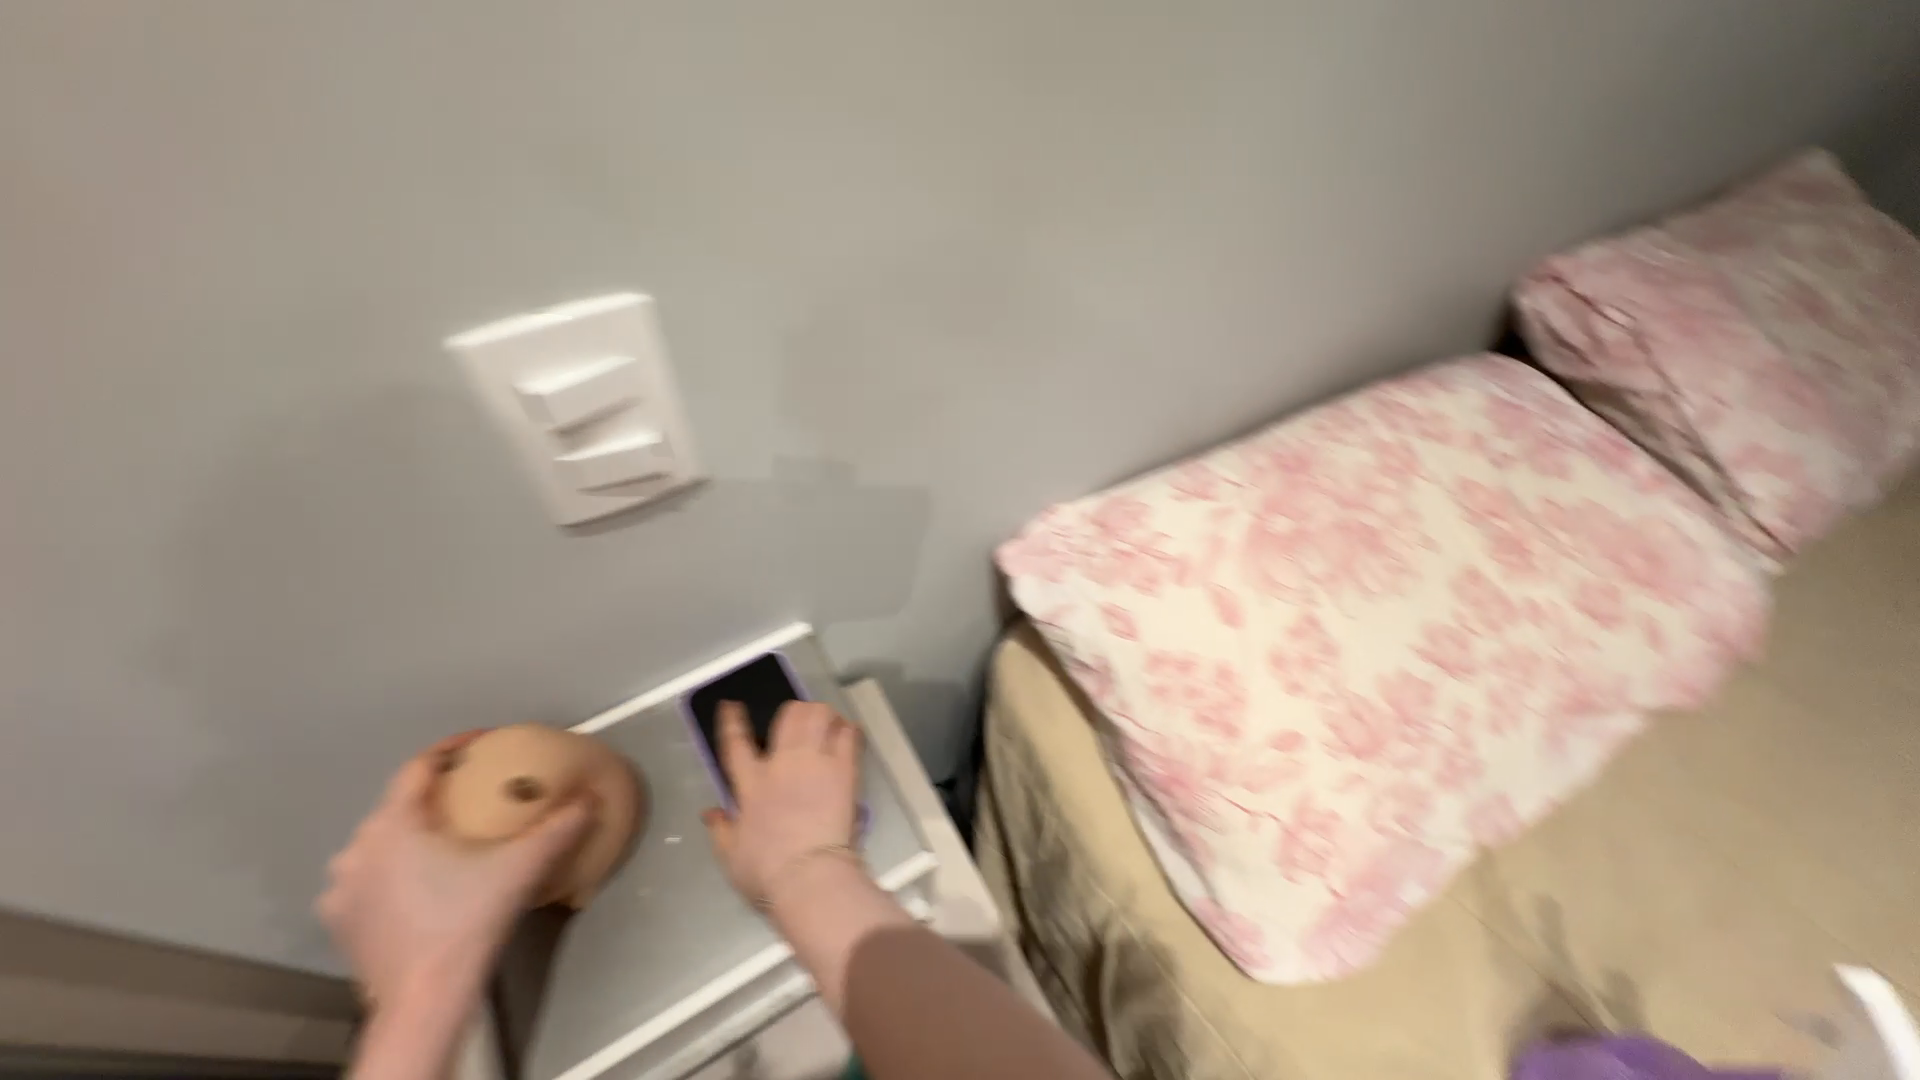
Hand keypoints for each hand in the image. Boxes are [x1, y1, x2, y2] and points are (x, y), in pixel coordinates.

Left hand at [317, 732, 592, 1009]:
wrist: (423, 1000)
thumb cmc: (468, 920)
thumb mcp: (523, 867)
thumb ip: (560, 826)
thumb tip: (590, 797)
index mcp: (394, 825)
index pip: (419, 767)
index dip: (453, 748)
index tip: (482, 743)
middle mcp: (357, 849)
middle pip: (398, 804)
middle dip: (435, 795)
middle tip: (474, 795)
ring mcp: (342, 888)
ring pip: (380, 842)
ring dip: (411, 832)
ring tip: (447, 838)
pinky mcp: (339, 922)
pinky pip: (368, 877)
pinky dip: (393, 869)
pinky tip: (420, 881)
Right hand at [701, 701, 862, 906]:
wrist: (809, 876)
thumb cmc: (766, 871)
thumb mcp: (731, 855)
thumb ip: (721, 829)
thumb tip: (710, 812)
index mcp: (751, 783)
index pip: (735, 742)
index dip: (732, 720)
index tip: (731, 705)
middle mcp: (782, 764)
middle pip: (788, 716)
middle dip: (793, 711)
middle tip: (799, 722)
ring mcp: (815, 763)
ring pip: (819, 715)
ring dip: (822, 715)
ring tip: (826, 725)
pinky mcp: (844, 770)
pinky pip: (849, 735)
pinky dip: (848, 730)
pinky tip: (848, 736)